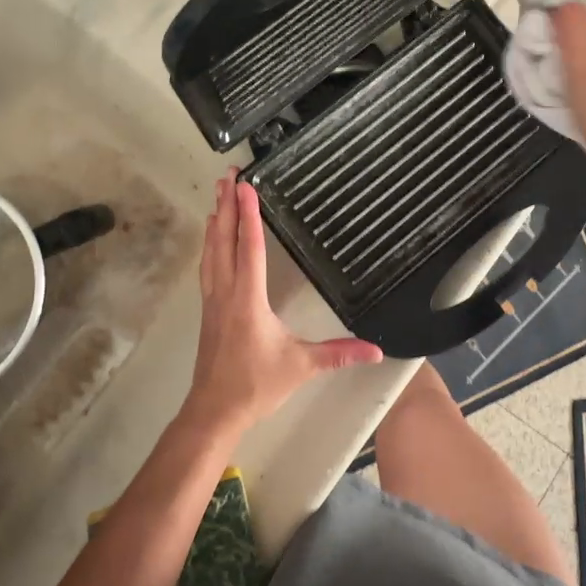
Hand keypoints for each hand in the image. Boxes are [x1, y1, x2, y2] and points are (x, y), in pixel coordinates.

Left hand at [184, 169, 383, 433]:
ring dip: (215, 221)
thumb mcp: (301, 367)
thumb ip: (338, 355)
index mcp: (247, 299)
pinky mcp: (208, 309)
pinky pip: (208, 266)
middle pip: (223, 240)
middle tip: (227, 175)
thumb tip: (377, 351)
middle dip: (226, 206)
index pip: (248, 248)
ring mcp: (213, 300)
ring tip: (218, 195)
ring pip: (211, 251)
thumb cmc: (256, 385)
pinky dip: (210, 244)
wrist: (214, 410)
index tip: (246, 186)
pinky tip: (212, 238)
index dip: (249, 215)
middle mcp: (226, 291)